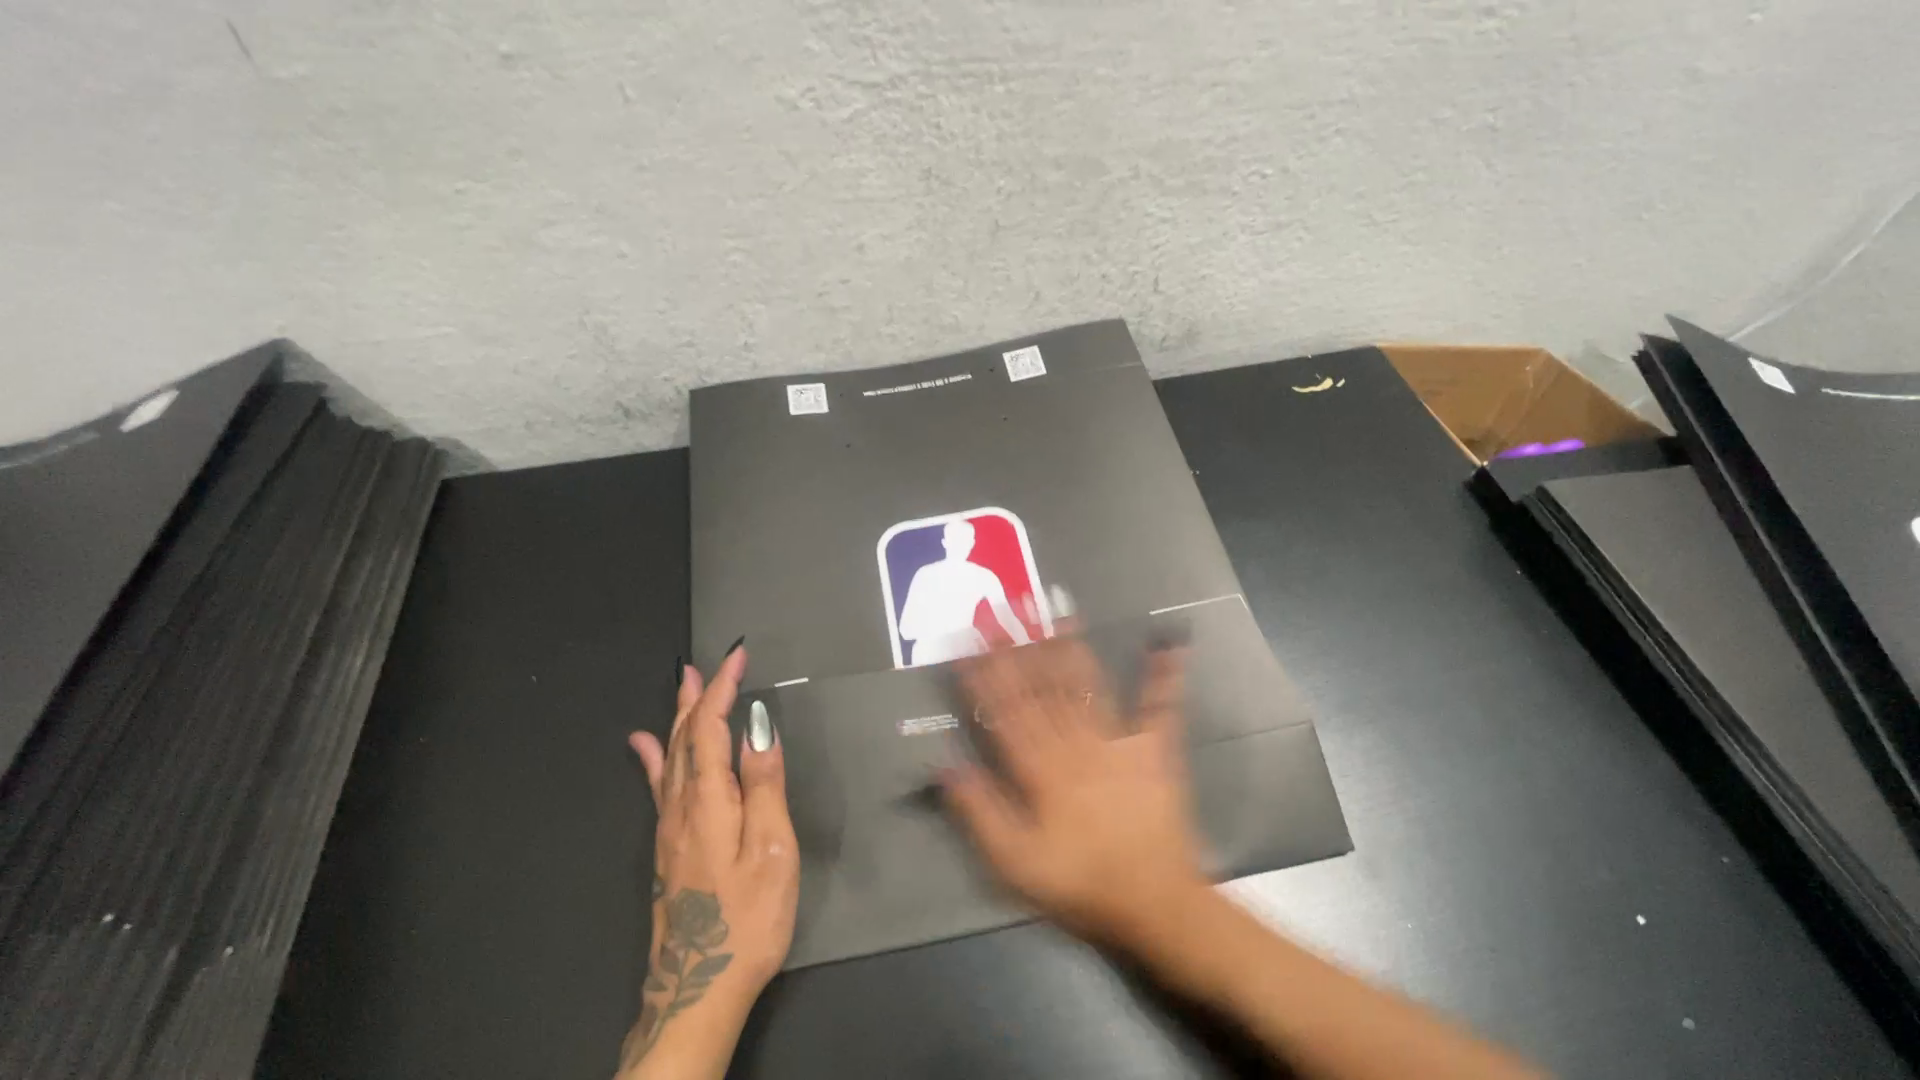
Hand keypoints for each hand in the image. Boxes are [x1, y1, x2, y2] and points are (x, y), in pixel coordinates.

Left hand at [621, 644, 797, 1075]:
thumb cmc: (748, 918)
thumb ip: (764, 787)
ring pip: (671, 757)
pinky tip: (645, 746)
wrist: (699, 986)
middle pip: (686, 737)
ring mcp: (668, 828)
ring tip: (684, 687)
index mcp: (709, 801)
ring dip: (680, 717)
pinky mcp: (667, 848)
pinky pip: (660, 786)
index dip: (724, 689)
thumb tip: (758, 730)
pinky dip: (655, 757)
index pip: (712, 728)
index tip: (738, 655)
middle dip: (698, 696)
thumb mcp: (772, 852)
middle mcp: (680, 806)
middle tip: (705, 663)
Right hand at [942, 627, 1207, 947]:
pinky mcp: (1156, 750)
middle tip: (1004, 603)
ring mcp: (1119, 742)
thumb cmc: (1080, 884)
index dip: (984, 673)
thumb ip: (980, 812)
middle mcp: (1076, 744)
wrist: (1156, 903)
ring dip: (1069, 645)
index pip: (1004, 711)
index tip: (968, 637)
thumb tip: (944, 766)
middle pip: (1041, 688)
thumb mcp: (1015, 863)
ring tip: (1055, 607)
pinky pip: (1160, 707)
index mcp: (1040, 770)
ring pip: (1086, 686)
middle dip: (1018, 644)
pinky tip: (1168, 640)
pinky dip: (1164, 674)